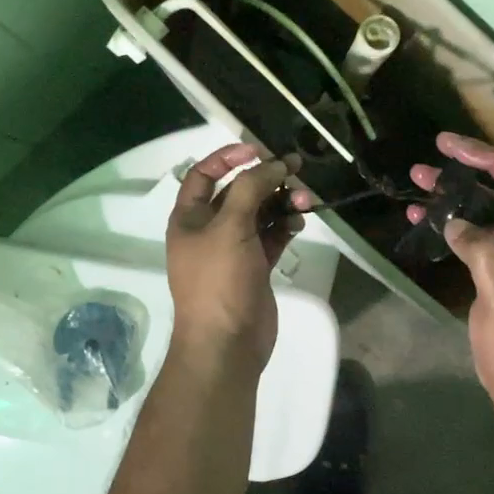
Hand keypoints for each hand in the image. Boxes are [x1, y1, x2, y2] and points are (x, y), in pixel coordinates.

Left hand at [166, 144, 315, 374]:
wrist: (226, 342)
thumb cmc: (218, 279)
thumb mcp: (229, 226)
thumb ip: (250, 189)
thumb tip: (274, 164)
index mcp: (188, 218)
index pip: (202, 174)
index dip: (227, 158)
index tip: (258, 151)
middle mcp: (208, 231)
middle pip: (237, 193)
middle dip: (265, 180)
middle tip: (296, 170)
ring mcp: (233, 250)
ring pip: (259, 214)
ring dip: (281, 202)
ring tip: (305, 200)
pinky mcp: (255, 268)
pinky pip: (271, 237)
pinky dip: (285, 226)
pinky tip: (300, 221)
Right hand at [408, 132, 493, 426]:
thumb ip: (483, 253)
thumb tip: (455, 222)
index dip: (493, 158)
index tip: (454, 147)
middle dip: (479, 163)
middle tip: (442, 147)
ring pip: (493, 206)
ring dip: (459, 189)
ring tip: (421, 176)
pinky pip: (478, 231)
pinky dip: (452, 220)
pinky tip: (421, 216)